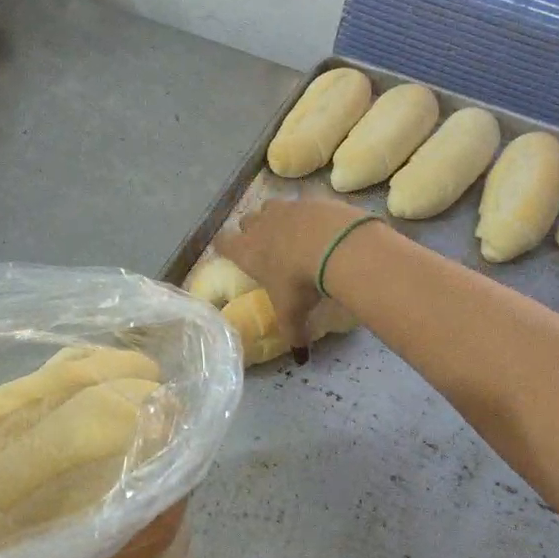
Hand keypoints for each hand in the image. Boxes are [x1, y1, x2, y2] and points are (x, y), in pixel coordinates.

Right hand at [214, 197, 372, 351]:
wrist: (336, 246)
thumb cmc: (301, 282)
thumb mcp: (293, 312)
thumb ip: (293, 333)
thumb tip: (300, 358)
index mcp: (247, 251)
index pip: (222, 243)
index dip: (225, 247)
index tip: (231, 253)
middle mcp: (260, 225)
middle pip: (246, 221)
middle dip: (252, 230)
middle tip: (266, 246)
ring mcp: (285, 208)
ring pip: (270, 207)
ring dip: (277, 218)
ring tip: (292, 233)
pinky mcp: (311, 199)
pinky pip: (303, 203)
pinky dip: (308, 214)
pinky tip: (321, 227)